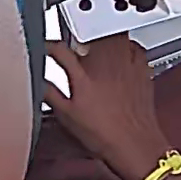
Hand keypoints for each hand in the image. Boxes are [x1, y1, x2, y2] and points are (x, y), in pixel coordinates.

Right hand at [44, 37, 173, 179]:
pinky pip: (133, 46)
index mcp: (82, 76)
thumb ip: (49, 93)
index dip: (49, 46)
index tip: (46, 47)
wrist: (134, 144)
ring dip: (101, 39)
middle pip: (89, 35)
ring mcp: (125, 64)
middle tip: (74, 49)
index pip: (59, 50)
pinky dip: (124, 47)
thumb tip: (38, 81)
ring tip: (95, 49)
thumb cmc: (104, 134)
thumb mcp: (67, 116)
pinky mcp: (142, 69)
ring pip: (112, 36)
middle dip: (79, 39)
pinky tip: (120, 55)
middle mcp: (105, 64)